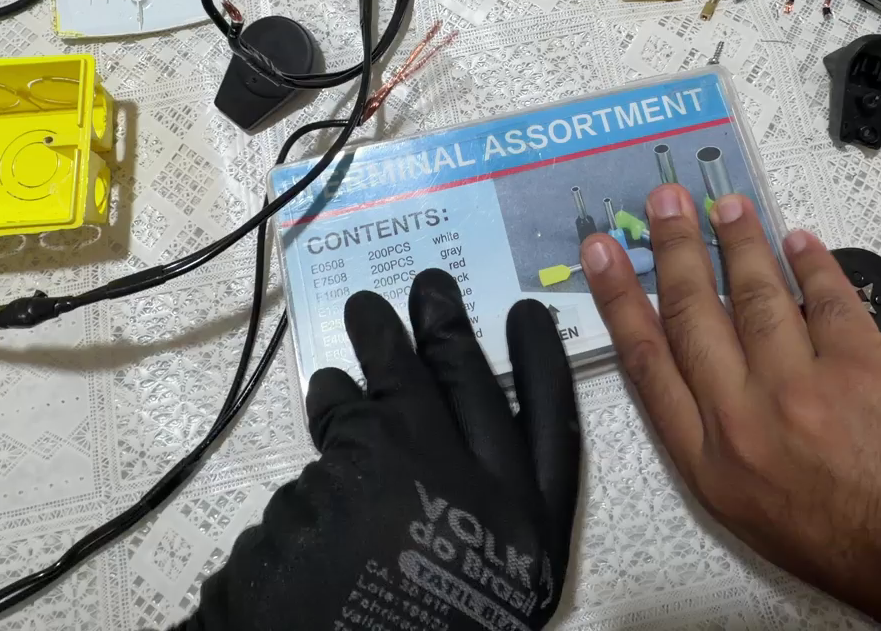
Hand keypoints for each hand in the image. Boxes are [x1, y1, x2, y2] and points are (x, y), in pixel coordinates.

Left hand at [182, 268, 580, 630]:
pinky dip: (332, 397)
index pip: (552, 430)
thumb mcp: (477, 583)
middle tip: (432, 284)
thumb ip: (481, 517)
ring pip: (403, 381)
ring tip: (365, 311)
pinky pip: (342, 414)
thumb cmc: (419, 629)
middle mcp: (484, 495)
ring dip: (382, 336)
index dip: (541, 366)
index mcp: (527, 536)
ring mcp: (419, 471)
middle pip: (473, 387)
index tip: (527, 314)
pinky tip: (329, 388)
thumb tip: (462, 441)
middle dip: (451, 328)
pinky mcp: (353, 465)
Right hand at [579, 185, 880, 626]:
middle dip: (673, 248)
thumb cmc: (872, 549)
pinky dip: (814, 263)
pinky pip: (829, 296)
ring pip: (755, 293)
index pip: (649, 364)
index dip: (620, 300)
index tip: (603, 254)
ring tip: (727, 205)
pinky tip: (802, 242)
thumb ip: (729, 440)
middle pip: (693, 313)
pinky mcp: (865, 363)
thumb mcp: (769, 515)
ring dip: (738, 241)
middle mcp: (748, 422)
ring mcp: (805, 388)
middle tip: (662, 200)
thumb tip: (718, 356)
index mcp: (716, 466)